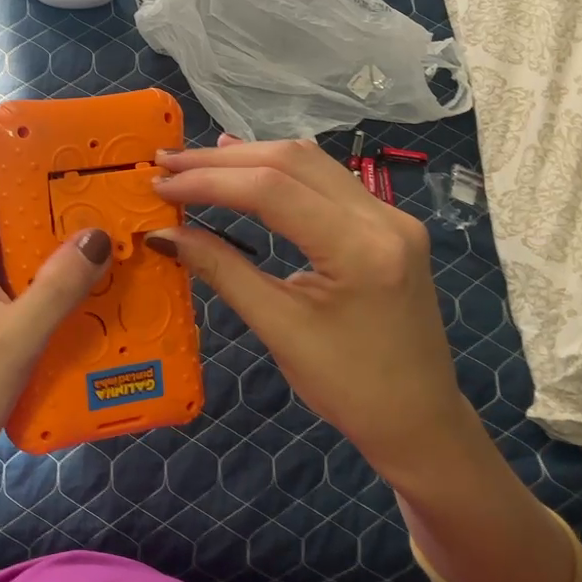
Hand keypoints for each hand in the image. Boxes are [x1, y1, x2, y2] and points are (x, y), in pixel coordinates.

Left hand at [0, 142, 111, 483]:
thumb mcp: (19, 337)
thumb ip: (59, 285)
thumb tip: (98, 232)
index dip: (10, 141)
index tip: (59, 134)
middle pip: (4, 200)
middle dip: (51, 188)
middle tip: (106, 185)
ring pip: (13, 239)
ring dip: (54, 232)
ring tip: (109, 230)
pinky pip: (15, 272)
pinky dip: (47, 269)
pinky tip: (86, 285)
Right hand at [148, 135, 472, 480]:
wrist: (421, 422)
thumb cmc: (350, 388)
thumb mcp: (278, 328)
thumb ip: (221, 270)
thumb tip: (163, 235)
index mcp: (361, 249)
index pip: (271, 190)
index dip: (209, 181)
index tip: (160, 187)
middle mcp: (383, 219)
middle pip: (291, 161)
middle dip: (222, 161)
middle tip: (168, 165)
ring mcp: (391, 217)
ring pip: (309, 162)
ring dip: (249, 158)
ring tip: (195, 164)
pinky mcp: (387, 224)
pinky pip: (325, 179)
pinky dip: (277, 171)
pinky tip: (244, 168)